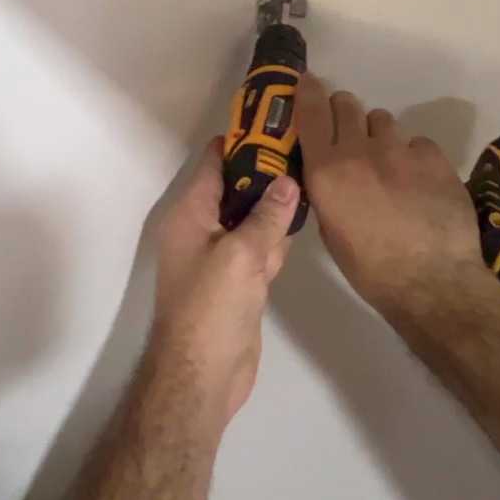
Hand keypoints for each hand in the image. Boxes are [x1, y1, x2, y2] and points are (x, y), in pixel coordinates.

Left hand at [150, 136, 300, 425]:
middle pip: (236, 190)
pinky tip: (300, 221)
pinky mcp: (237, 282)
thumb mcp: (242, 255)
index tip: (272, 122)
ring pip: (251, 219)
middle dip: (266, 172)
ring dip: (274, 206)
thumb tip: (288, 180)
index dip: (240, 141)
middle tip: (303, 147)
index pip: (213, 164)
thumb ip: (267, 216)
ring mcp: (220, 257)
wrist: (204, 377)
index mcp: (191, 215)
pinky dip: (275, 238)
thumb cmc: (212, 307)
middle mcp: (202, 229)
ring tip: (309, 172)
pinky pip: (258, 248)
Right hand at [295, 75, 487, 317]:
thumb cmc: (371, 269)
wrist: (433, 282)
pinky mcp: (433, 157)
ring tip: (387, 163)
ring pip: (382, 120)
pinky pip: (417, 142)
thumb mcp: (330, 230)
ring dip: (378, 134)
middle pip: (346, 104)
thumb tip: (329, 173)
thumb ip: (326, 190)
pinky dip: (413, 156)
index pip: (310, 112)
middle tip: (347, 130)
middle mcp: (358, 150)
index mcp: (326, 170)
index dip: (306, 91)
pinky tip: (419, 182)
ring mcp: (399, 150)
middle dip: (343, 110)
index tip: (307, 81)